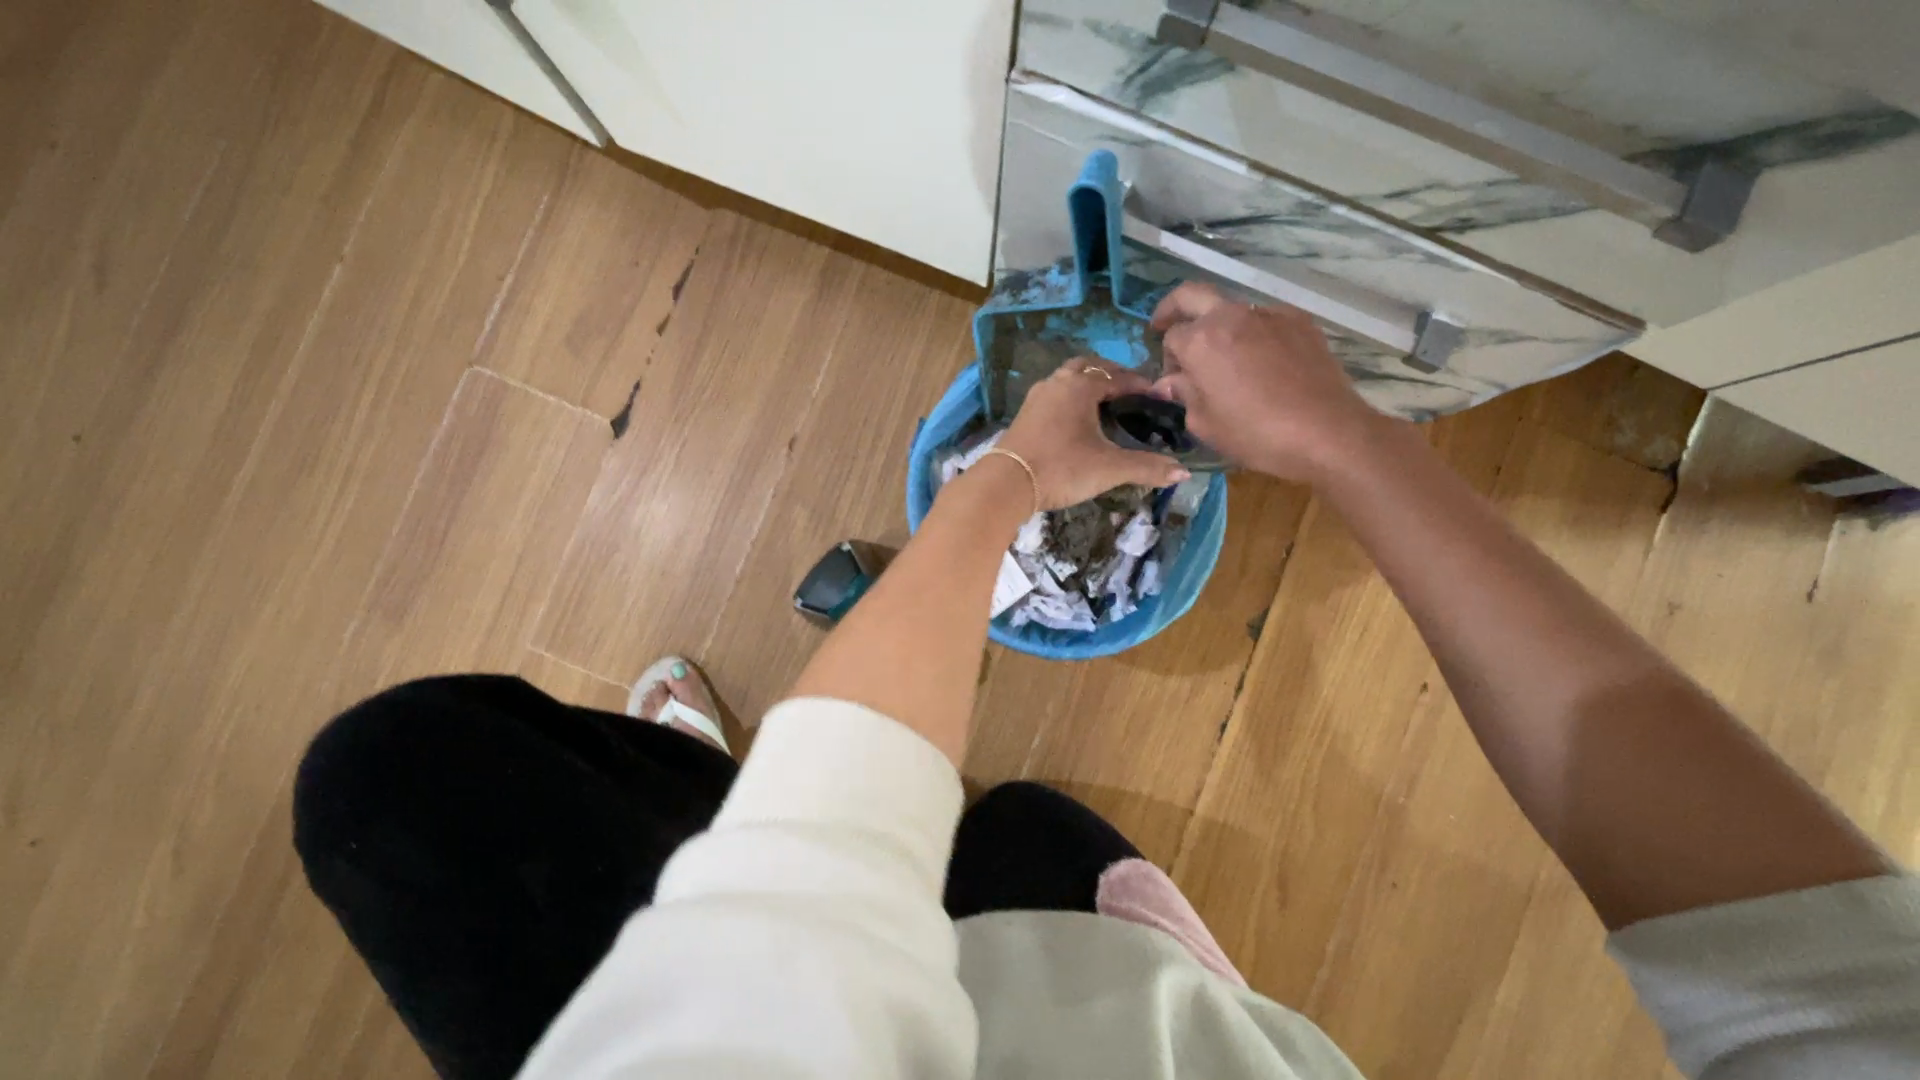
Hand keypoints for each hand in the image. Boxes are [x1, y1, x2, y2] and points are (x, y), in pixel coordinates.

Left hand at [996, 357, 1190, 509]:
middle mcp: (1058, 383)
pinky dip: (1070, 397)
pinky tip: (1076, 419)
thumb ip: (1147, 467)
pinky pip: (1054, 394)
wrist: (1007, 483)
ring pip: (1067, 378)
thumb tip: (1183, 474)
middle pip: (1089, 366)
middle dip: (1111, 374)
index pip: (1118, 376)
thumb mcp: (1109, 468)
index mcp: (1081, 386)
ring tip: (1104, 401)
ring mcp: (1037, 397)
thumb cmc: (1062, 468)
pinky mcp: (1025, 414)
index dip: (1139, 384)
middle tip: (1129, 390)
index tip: (1156, 394)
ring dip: (1087, 383)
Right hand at [1150, 283, 1384, 483]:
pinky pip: (1265, 320)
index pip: (1171, 336)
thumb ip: (1183, 394)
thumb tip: (1170, 382)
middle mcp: (1231, 316)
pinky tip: (1264, 363)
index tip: (1174, 379)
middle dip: (1174, 308)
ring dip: (1219, 324)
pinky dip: (1255, 333)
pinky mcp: (1299, 321)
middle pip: (1192, 295)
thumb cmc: (1256, 434)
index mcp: (1200, 341)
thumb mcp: (1205, 424)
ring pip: (1232, 308)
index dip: (1168, 358)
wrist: (1326, 432)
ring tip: (1227, 357)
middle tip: (1168, 326)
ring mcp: (1268, 314)